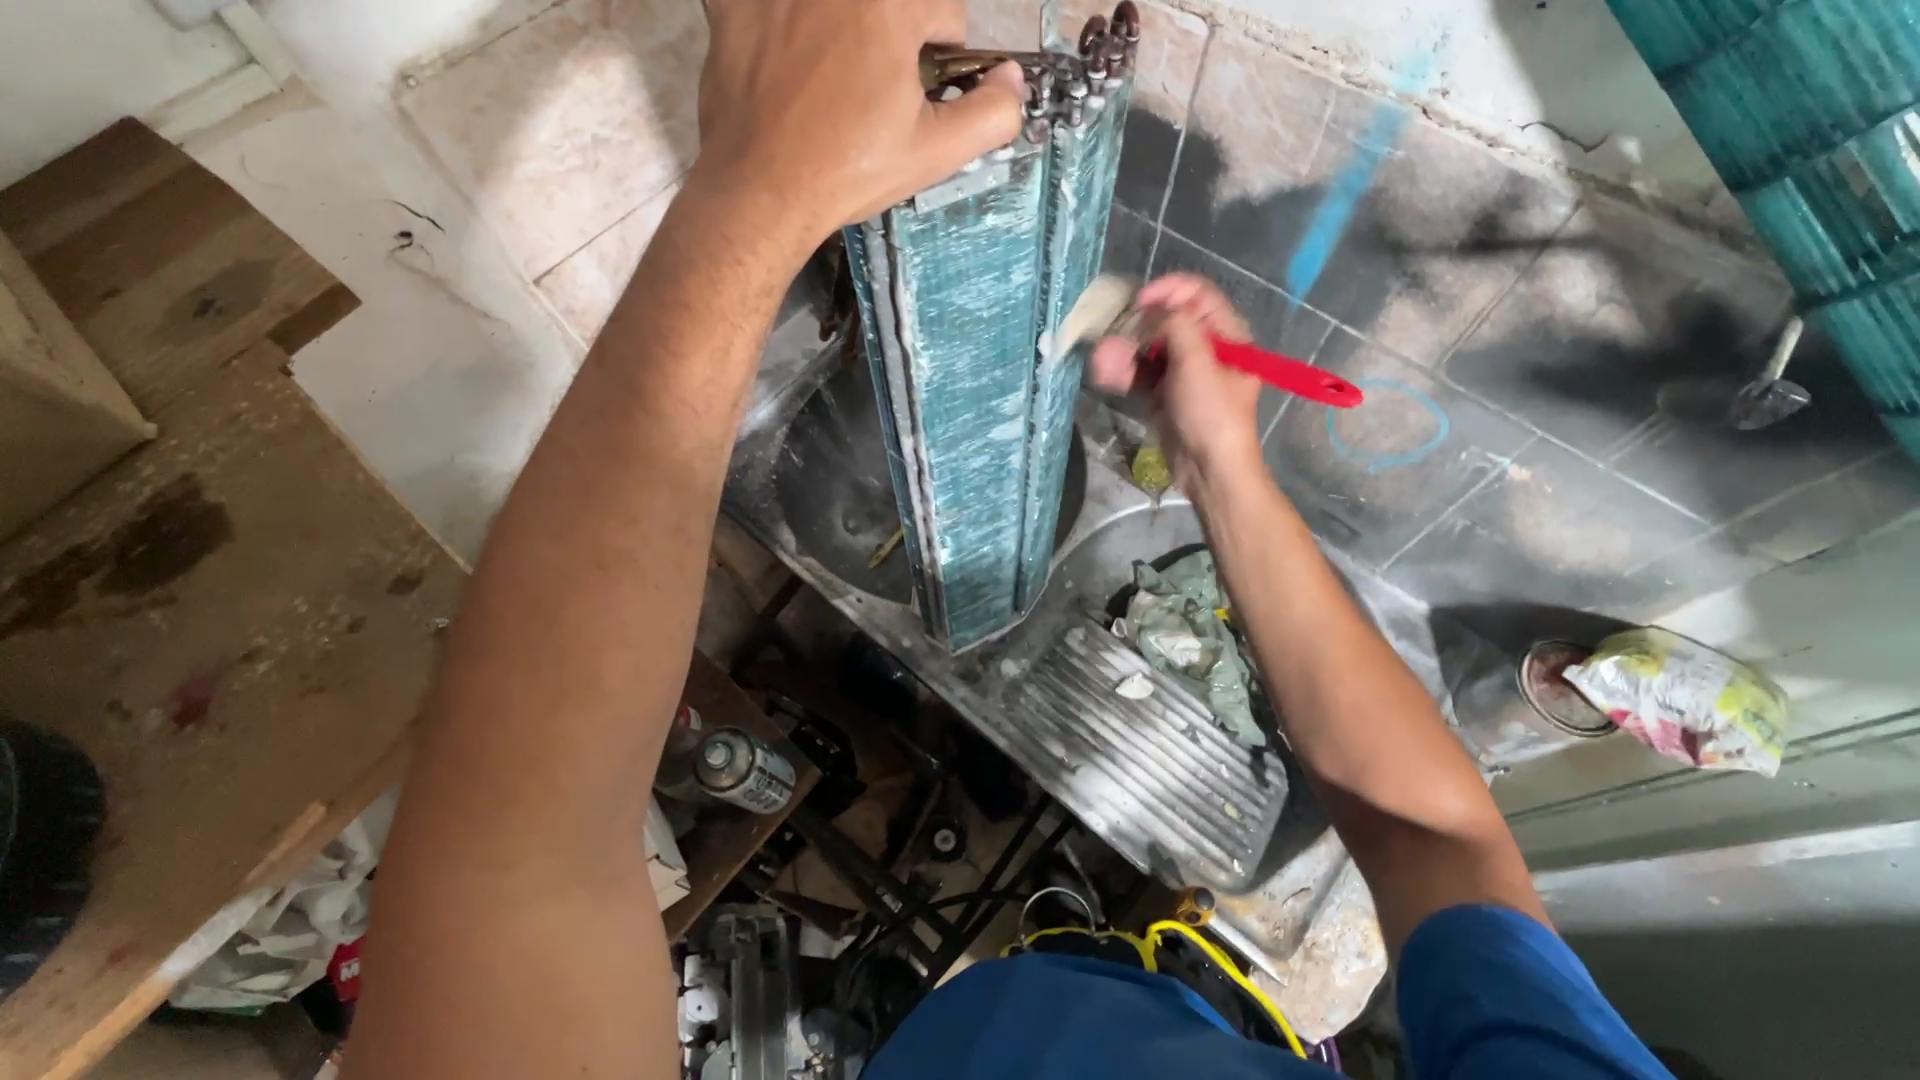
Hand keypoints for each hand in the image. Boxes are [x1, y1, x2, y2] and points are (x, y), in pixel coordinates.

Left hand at [690, 0, 1024, 251]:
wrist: (759, 194)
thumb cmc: (849, 173)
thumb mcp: (934, 154)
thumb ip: (991, 113)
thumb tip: (1013, 79)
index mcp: (889, 4)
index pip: (944, 9)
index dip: (940, 58)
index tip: (917, 95)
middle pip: (888, 5)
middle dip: (891, 36)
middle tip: (869, 90)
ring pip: (834, 7)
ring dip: (840, 29)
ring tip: (825, 81)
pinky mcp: (731, 4)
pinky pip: (769, 2)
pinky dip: (779, 21)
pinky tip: (781, 59)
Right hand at [1088, 274, 1264, 494]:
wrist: (1210, 469)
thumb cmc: (1212, 413)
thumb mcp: (1197, 362)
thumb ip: (1174, 325)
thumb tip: (1151, 308)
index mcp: (1226, 336)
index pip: (1198, 296)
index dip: (1168, 291)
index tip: (1139, 301)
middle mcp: (1206, 349)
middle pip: (1167, 322)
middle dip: (1136, 328)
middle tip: (1112, 336)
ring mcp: (1184, 374)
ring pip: (1148, 349)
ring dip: (1123, 352)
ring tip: (1100, 361)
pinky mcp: (1165, 395)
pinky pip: (1141, 374)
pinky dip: (1123, 372)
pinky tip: (1103, 374)